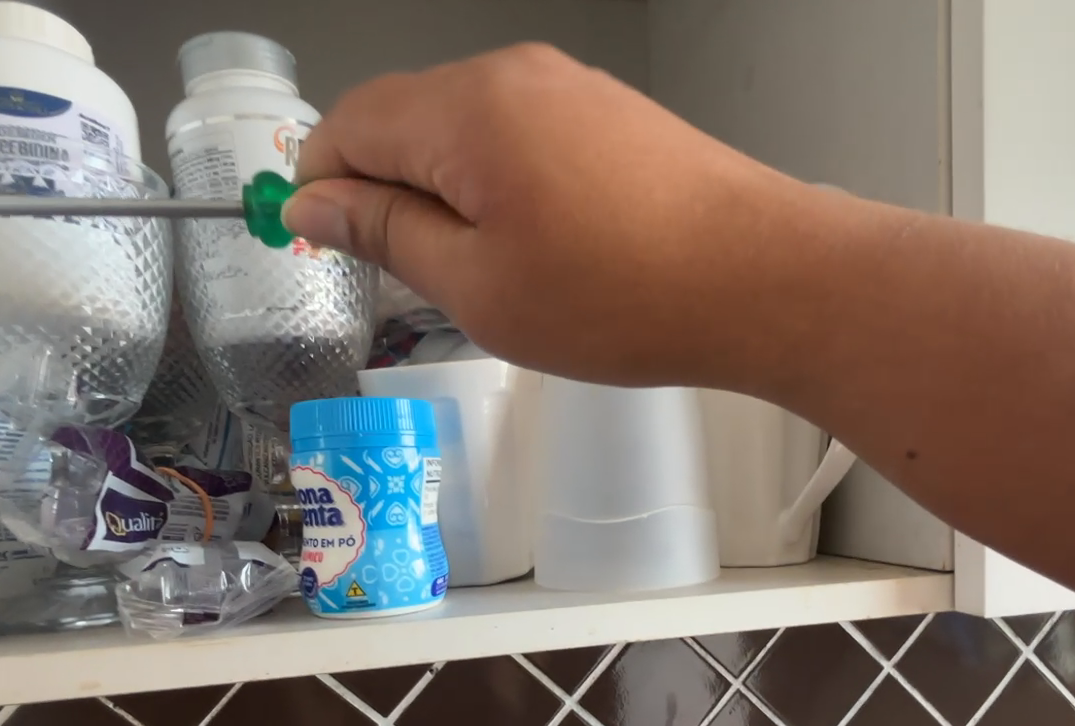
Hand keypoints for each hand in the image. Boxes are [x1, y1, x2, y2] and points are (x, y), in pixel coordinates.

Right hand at [285, 44, 827, 390]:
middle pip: (406, 121)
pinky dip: (498, 190)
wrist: (758, 282)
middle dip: (384, 193)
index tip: (322, 247)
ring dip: (445, 197)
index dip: (321, 186)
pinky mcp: (608, 117)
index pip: (350, 125)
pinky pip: (521, 141)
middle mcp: (513, 76)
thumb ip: (387, 235)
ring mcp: (569, 89)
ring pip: (465, 135)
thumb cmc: (615, 300)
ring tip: (476, 274)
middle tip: (404, 275)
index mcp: (465, 112)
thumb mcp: (477, 287)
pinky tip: (529, 248)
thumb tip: (316, 206)